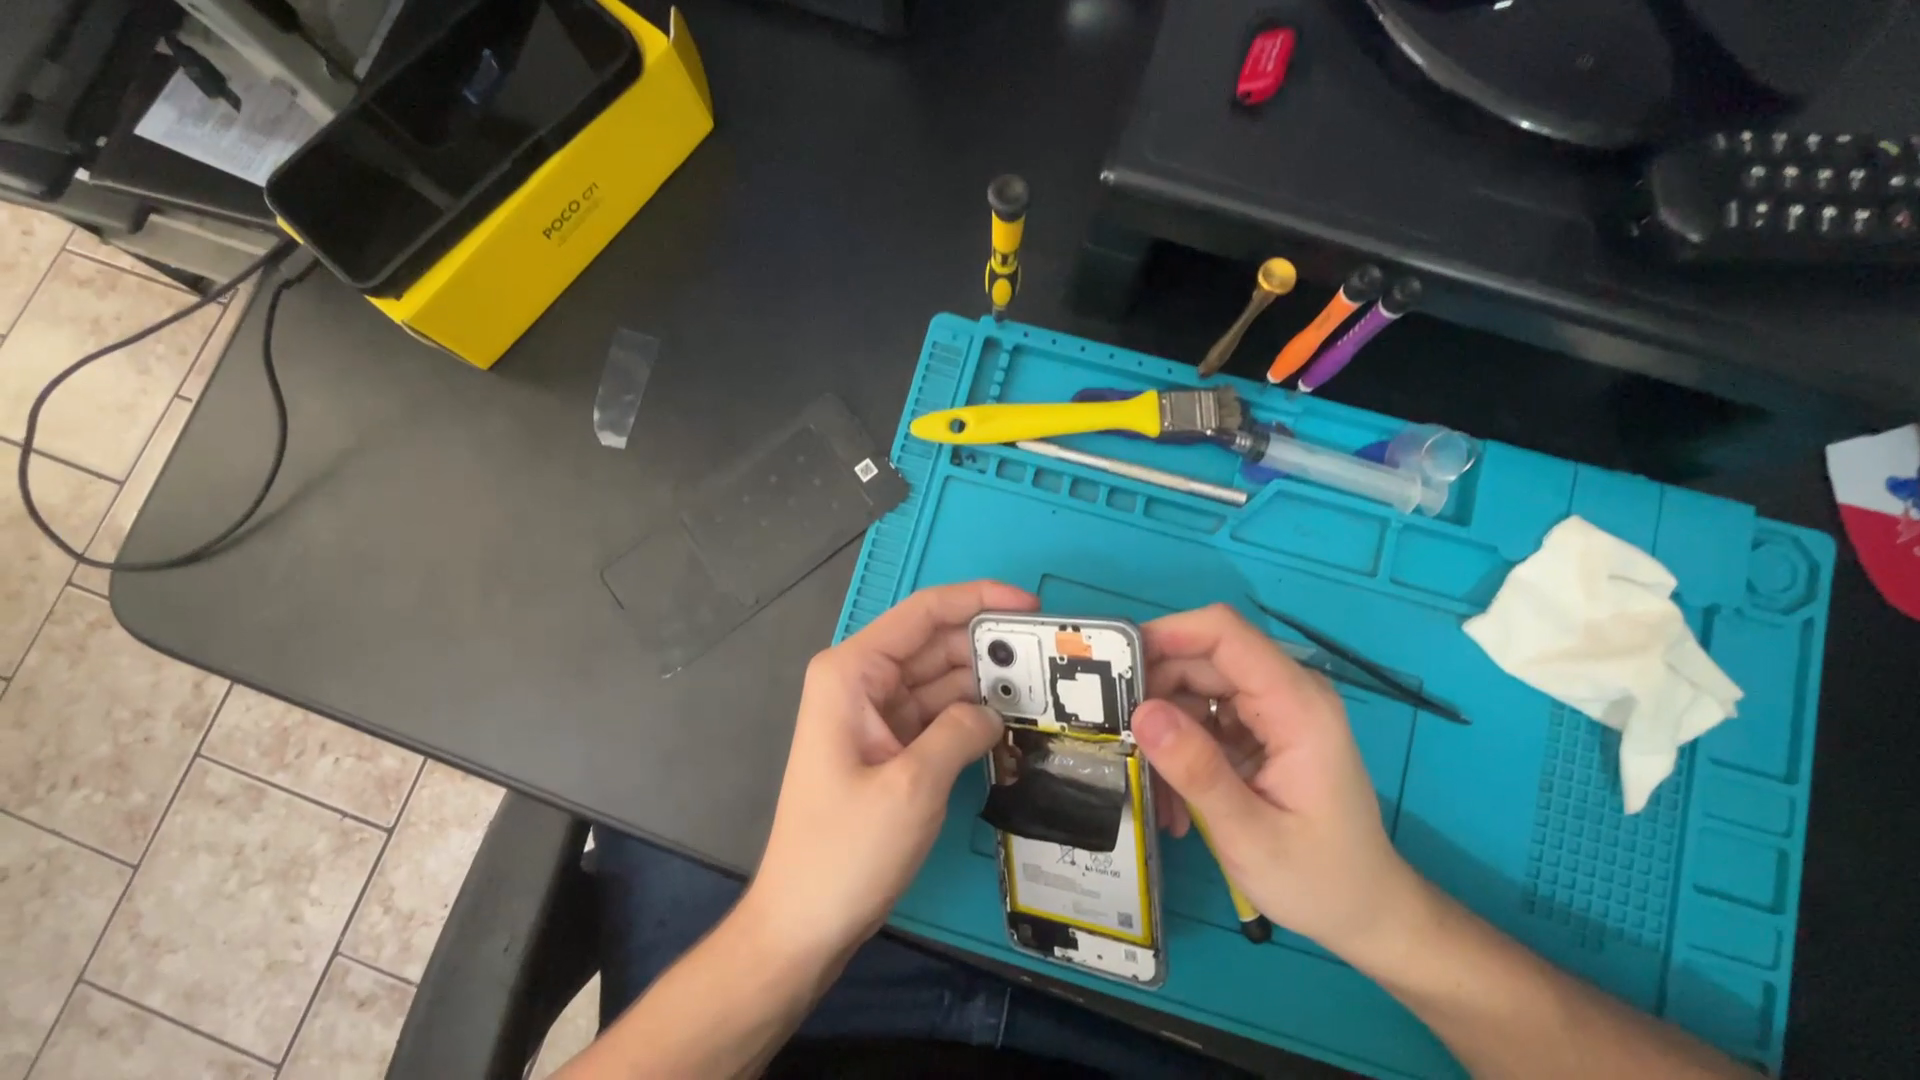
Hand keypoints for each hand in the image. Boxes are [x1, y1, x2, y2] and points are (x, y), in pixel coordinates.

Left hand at [742, 581, 1038, 963]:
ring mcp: (874, 716)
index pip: (924, 613)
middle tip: (1053, 657)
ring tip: (1046, 687)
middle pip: (935, 644)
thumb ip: (961, 731)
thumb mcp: (913, 785)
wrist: (803, 922)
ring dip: (986, 683)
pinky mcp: (888, 749)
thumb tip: (995, 713)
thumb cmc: (846, 849)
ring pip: (941, 681)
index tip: (1033, 606)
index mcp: (853, 672)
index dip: (980, 599)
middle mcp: (861, 682)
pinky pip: (937, 717)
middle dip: (990, 646)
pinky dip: (972, 717)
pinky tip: (1013, 722)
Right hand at [1133, 603, 1421, 957]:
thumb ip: (1197, 771)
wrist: (1366, 912)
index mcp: (1297, 706)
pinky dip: (1179, 749)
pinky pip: (1203, 718)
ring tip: (1152, 791)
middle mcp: (1287, 694)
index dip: (1167, 634)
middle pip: (1202, 660)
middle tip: (1118, 741)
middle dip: (1153, 694)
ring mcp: (1273, 712)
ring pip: (1195, 689)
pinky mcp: (1261, 731)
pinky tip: (1173, 800)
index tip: (1113, 664)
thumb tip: (1142, 712)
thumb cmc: (1319, 879)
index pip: (1225, 634)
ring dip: (1163, 731)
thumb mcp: (1250, 835)